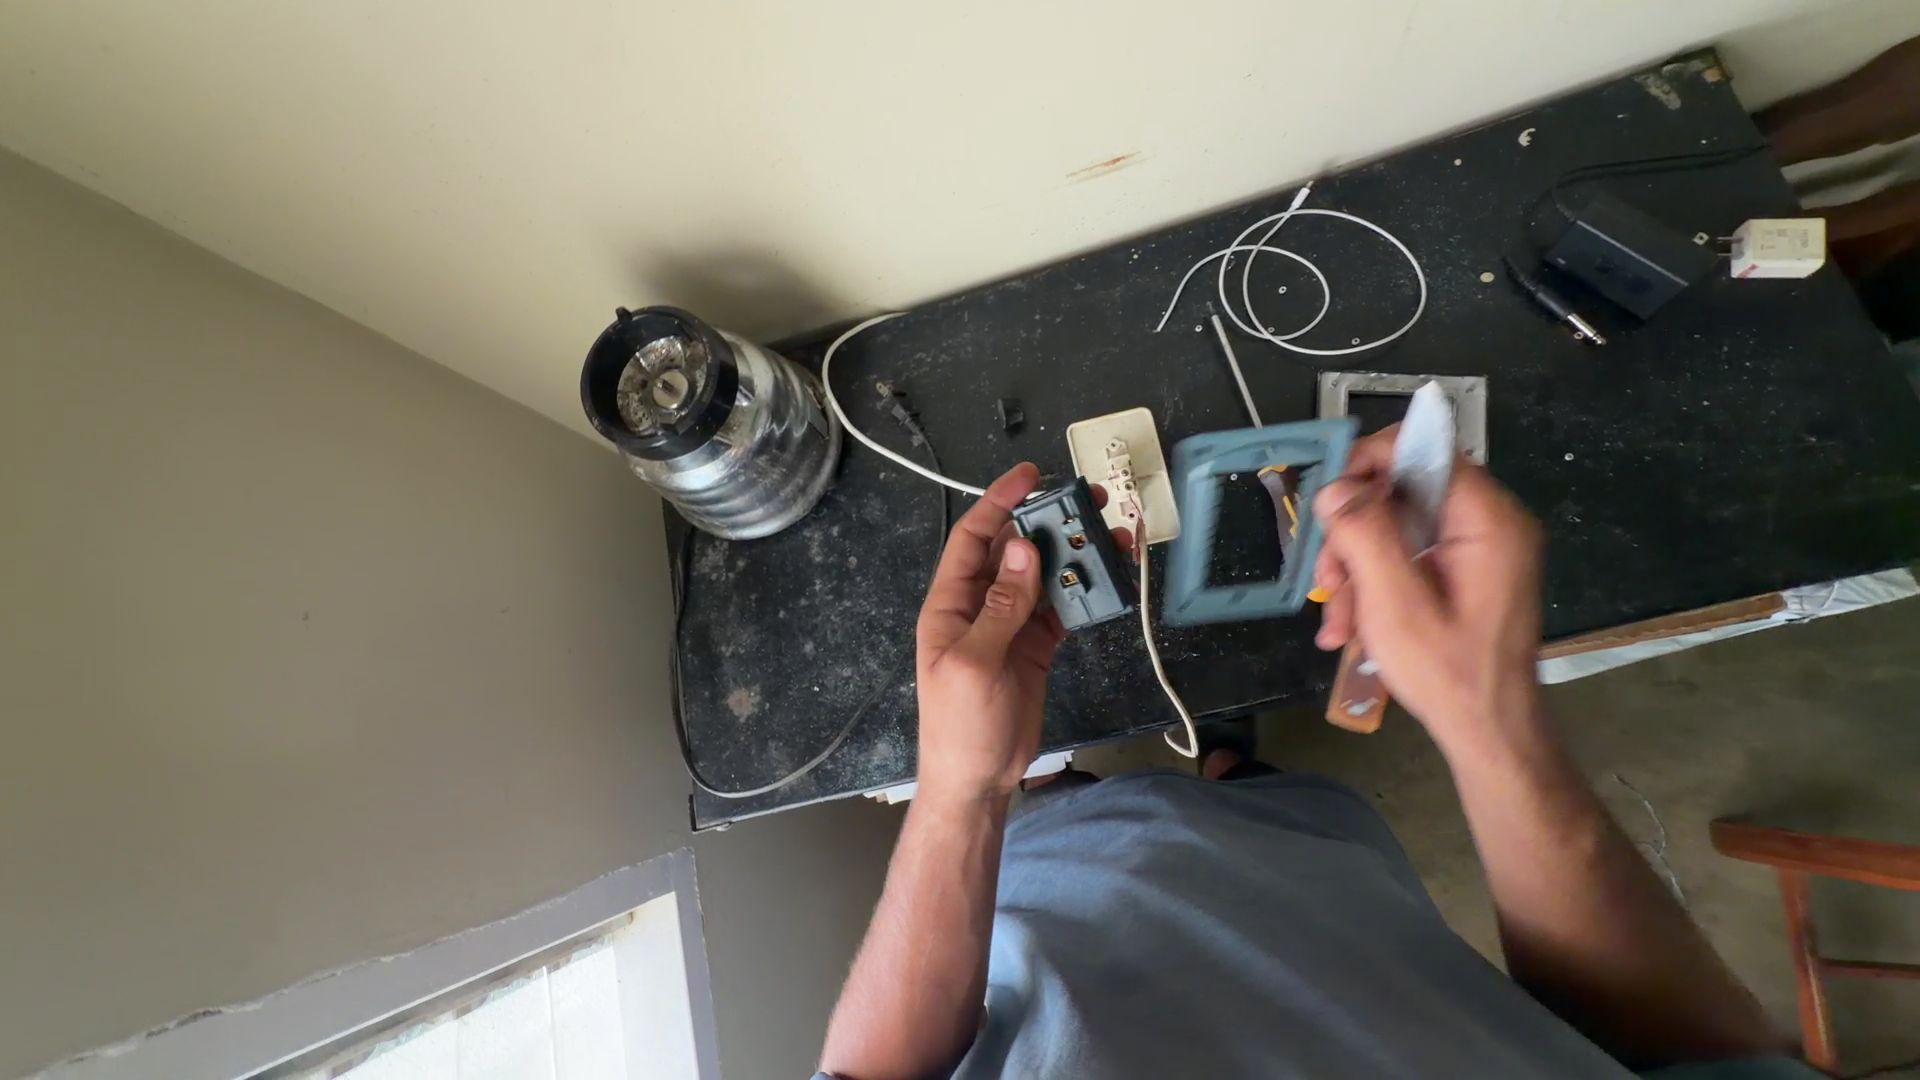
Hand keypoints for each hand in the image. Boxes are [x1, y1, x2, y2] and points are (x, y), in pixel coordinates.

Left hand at [915, 464, 1129, 801]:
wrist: (977, 778)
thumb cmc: (960, 723)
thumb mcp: (974, 663)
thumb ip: (1001, 606)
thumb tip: (1022, 547)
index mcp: (951, 603)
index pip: (973, 539)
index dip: (997, 503)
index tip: (1029, 476)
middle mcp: (980, 605)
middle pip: (1014, 551)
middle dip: (1047, 523)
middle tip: (1088, 501)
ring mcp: (1011, 625)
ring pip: (1043, 576)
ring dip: (1073, 556)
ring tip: (1110, 537)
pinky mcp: (1036, 645)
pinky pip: (1060, 608)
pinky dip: (1083, 593)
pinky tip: (1108, 579)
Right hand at [1312, 427, 1544, 753]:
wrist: (1487, 731)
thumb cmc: (1447, 672)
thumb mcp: (1394, 604)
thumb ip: (1365, 536)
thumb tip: (1334, 488)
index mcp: (1487, 521)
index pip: (1425, 451)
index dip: (1370, 463)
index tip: (1329, 501)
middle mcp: (1486, 524)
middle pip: (1399, 493)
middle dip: (1351, 535)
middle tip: (1328, 581)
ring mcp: (1473, 548)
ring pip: (1391, 527)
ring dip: (1353, 568)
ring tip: (1338, 621)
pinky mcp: (1459, 570)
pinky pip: (1402, 554)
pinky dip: (1370, 583)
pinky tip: (1351, 625)